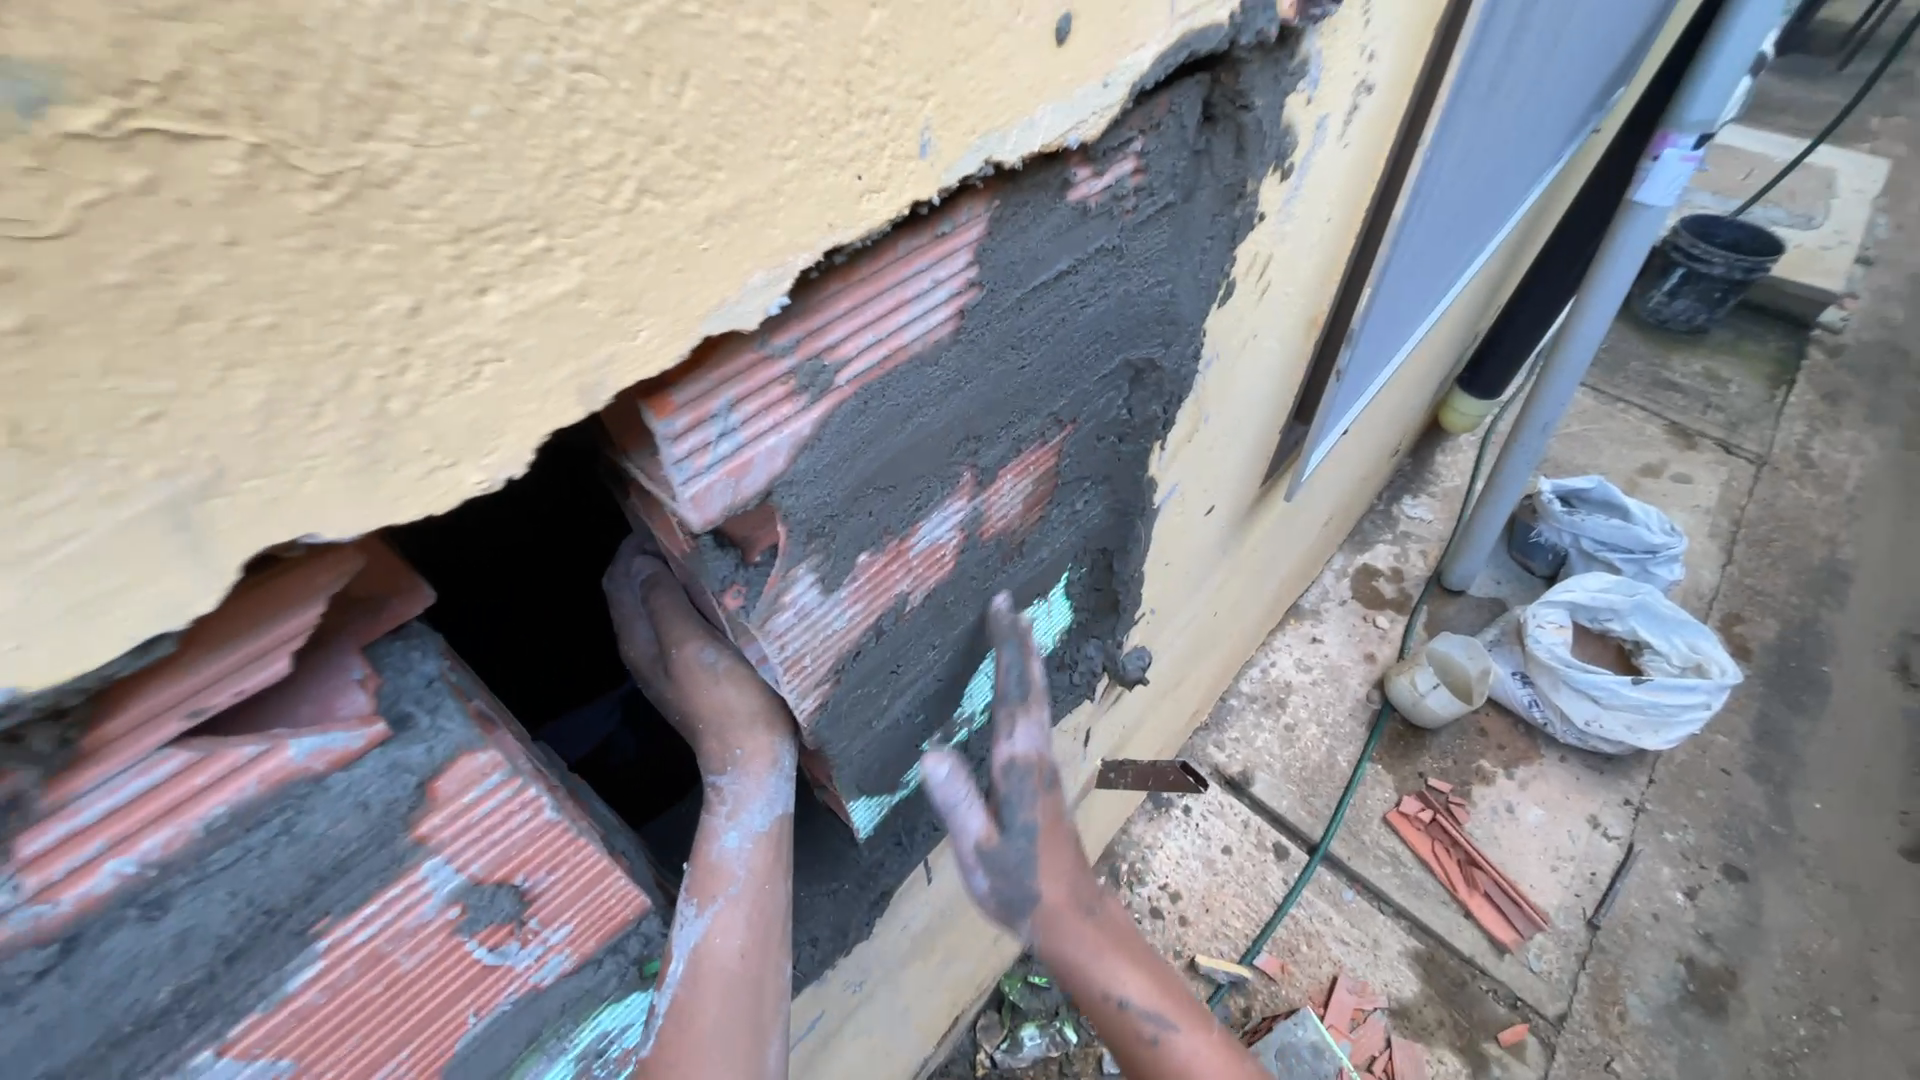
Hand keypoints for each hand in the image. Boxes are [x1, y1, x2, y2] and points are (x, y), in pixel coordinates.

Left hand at [602, 535, 795, 773]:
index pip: (619, 577)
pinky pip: (683, 619)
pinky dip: (692, 597)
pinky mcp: (694, 667)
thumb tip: (643, 560)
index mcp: (637, 638)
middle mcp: (644, 647)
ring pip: (659, 603)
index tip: (668, 519)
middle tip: (690, 531)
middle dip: (651, 556)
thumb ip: (663, 601)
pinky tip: (720, 591)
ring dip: (674, 575)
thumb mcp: (689, 645)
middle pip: (634, 589)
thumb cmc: (723, 698)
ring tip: (706, 552)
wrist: (750, 755)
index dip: (634, 545)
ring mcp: (669, 660)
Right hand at [919, 592, 1099, 940]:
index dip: (1008, 649)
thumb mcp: (979, 851)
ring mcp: (1044, 766)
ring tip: (1018, 633)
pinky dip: (1028, 690)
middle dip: (1021, 644)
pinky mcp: (1044, 779)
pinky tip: (1020, 693)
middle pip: (1031, 688)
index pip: (1012, 694)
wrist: (1070, 913)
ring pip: (1037, 700)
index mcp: (1017, 765)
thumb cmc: (1019, 885)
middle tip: (1013, 605)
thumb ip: (958, 802)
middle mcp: (1035, 755)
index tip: (1004, 609)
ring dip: (1027, 662)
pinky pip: (1035, 718)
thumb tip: (930, 752)